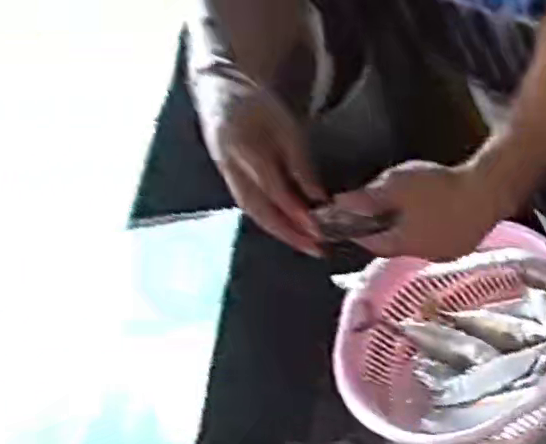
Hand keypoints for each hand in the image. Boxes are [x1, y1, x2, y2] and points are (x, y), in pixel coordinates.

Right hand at [194, 70, 325, 255]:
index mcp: (241, 143)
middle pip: (257, 207)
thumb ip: (302, 165)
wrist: (224, 92)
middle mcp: (229, 163)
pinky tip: (296, 237)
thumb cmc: (262, 109)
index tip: (317, 229)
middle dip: (289, 233)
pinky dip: (274, 226)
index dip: (293, 210)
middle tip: (318, 249)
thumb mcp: (288, 129)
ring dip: (283, 235)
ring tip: (311, 248)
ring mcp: (226, 174)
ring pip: (253, 212)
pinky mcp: (230, 182)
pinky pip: (252, 209)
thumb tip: (321, 199)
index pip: (270, 185)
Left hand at [331, 159, 516, 260]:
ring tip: (407, 212)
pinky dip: (429, 232)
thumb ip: (367, 198)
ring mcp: (447, 254)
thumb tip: (338, 205)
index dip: (357, 232)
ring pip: (418, 245)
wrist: (486, 194)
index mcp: (404, 244)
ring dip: (408, 232)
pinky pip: (438, 243)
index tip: (346, 220)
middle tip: (377, 211)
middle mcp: (424, 256)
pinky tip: (433, 216)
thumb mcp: (396, 186)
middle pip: (396, 247)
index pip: (371, 245)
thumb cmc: (439, 189)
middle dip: (384, 231)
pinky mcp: (463, 248)